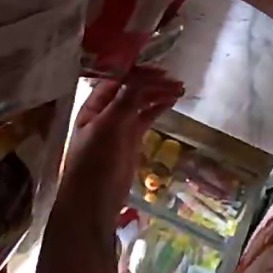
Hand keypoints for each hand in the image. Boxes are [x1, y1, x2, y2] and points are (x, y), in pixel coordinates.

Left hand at [50, 67, 183, 232]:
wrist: (93, 201)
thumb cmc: (94, 162)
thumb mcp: (108, 127)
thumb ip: (125, 101)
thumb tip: (143, 78)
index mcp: (94, 105)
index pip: (118, 80)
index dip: (138, 73)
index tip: (160, 71)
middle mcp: (107, 111)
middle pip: (132, 89)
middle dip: (152, 82)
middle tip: (175, 81)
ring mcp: (120, 125)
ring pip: (141, 101)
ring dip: (159, 93)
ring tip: (179, 89)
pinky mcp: (131, 138)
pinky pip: (146, 116)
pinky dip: (159, 107)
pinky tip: (172, 101)